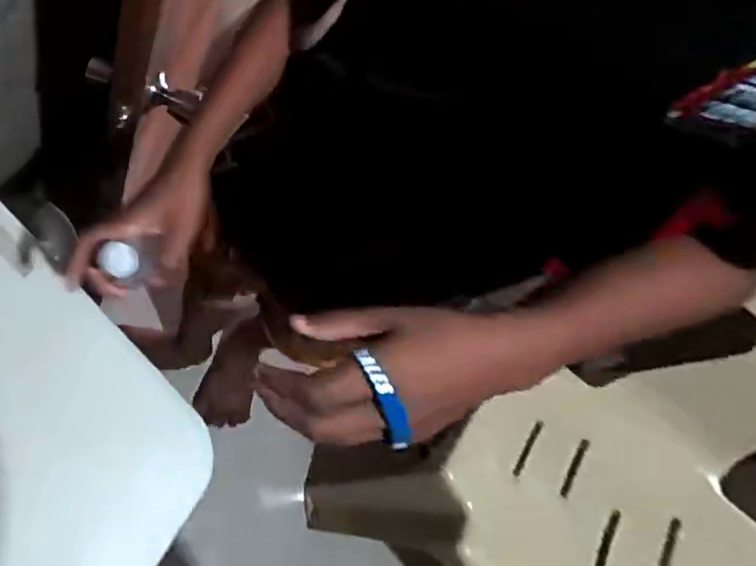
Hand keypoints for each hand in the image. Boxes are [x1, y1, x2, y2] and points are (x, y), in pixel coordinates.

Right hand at [65, 163, 210, 296]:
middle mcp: (121, 220)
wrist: (191, 165)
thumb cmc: (183, 196)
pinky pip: (124, 240)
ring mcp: (132, 217)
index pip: (89, 241)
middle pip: (95, 247)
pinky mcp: (144, 216)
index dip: (77, 262)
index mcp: (123, 224)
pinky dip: (125, 257)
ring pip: (110, 244)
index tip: (72, 285)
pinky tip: (141, 268)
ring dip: (111, 267)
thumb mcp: (180, 234)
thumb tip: (156, 284)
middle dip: (98, 274)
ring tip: (124, 287)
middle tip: (117, 293)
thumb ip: (169, 263)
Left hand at [254, 307, 564, 445]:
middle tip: (261, 386)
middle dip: (284, 410)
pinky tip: (317, 407)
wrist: (495, 358)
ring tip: (280, 397)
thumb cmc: (439, 328)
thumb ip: (340, 323)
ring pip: (336, 440)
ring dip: (301, 423)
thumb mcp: (388, 316)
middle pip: (320, 427)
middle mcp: (383, 414)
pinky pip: (355, 440)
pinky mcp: (409, 436)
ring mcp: (397, 431)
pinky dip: (326, 429)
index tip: (261, 367)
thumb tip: (295, 324)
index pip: (317, 395)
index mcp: (377, 380)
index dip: (284, 386)